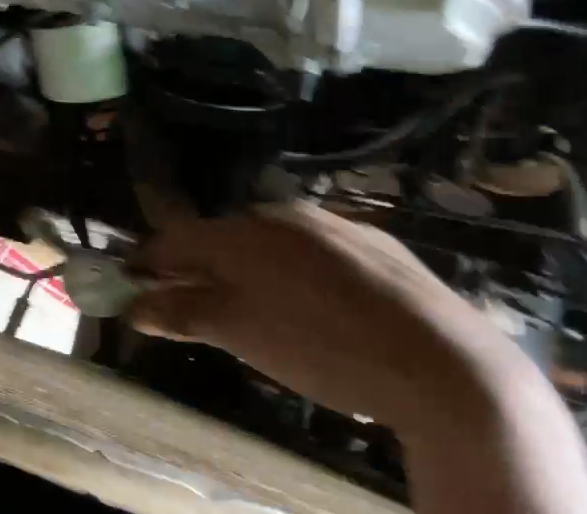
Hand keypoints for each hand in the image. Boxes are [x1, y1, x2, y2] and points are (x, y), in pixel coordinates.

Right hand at [128, 203, 541, 439]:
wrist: (454, 373)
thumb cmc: (324, 350)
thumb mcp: (238, 336)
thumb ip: (178, 312)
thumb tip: (133, 305)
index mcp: (237, 231)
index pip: (169, 241)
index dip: (146, 266)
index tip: (133, 289)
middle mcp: (278, 214)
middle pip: (219, 239)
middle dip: (201, 268)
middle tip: (199, 307)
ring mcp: (334, 225)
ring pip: (269, 243)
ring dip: (251, 270)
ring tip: (261, 312)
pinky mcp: (381, 246)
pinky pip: (318, 253)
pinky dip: (301, 275)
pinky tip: (321, 311)